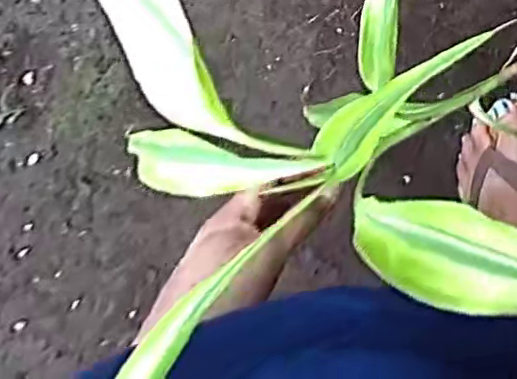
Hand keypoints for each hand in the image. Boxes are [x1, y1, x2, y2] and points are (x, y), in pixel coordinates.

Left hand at [135, 187, 333, 341]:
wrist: (181, 348)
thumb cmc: (226, 290)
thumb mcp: (272, 249)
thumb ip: (305, 216)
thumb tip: (335, 186)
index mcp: (225, 218)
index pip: (267, 181)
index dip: (298, 173)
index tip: (329, 168)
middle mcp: (215, 232)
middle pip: (261, 203)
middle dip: (295, 194)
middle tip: (329, 189)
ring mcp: (210, 256)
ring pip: (257, 225)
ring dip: (285, 216)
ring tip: (315, 213)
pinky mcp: (212, 279)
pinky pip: (250, 244)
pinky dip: (273, 235)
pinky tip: (287, 244)